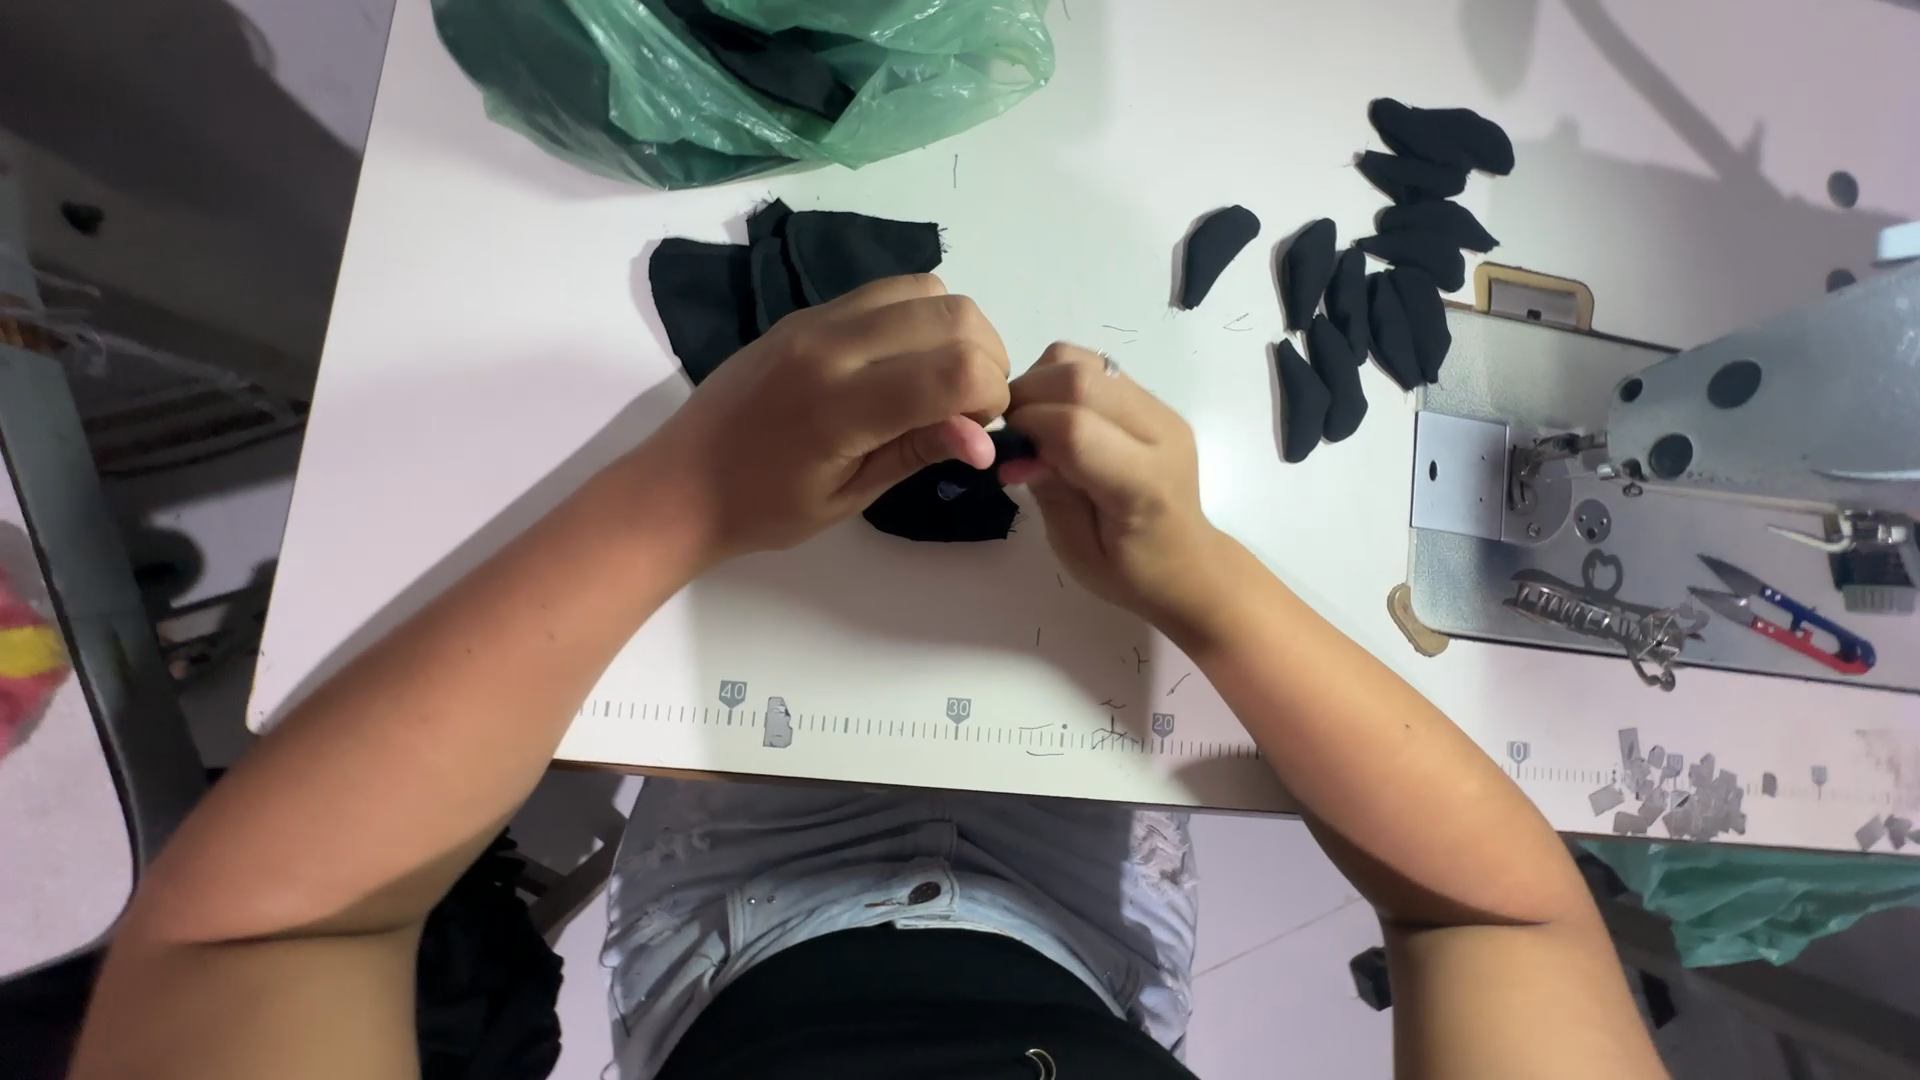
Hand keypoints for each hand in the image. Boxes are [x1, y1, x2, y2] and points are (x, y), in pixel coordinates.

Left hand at [640, 275, 1010, 562]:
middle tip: (970, 406)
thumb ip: (917, 452)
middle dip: (987, 358)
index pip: (954, 370)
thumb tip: (985, 439)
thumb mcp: (848, 497)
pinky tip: (907, 362)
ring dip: (958, 331)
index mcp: (839, 407)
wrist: (681, 481)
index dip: (990, 397)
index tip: (977, 431)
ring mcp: (817, 319)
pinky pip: (888, 290)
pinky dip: (922, 318)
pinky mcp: (807, 311)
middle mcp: (831, 345)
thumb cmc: (764, 508)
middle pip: (953, 314)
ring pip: (927, 288)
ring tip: (943, 380)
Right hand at [1000, 344, 1235, 636]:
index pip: (1075, 429)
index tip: (1005, 450)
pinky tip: (1056, 416)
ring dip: (1043, 382)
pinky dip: (1062, 381)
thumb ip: (1049, 493)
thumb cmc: (1129, 572)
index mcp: (1142, 485)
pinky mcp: (1155, 402)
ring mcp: (1162, 412)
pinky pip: (1097, 368)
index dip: (1027, 427)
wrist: (1188, 565)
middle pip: (1081, 379)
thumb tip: (1016, 450)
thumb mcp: (1076, 550)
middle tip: (1010, 430)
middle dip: (1028, 396)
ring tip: (1032, 421)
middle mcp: (1160, 434)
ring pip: (1087, 363)